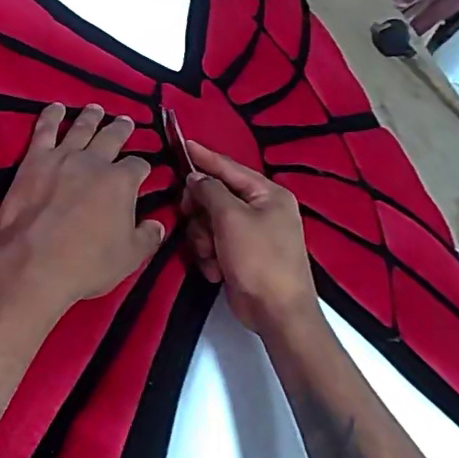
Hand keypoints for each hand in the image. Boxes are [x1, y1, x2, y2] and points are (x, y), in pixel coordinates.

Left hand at [0, 103, 165, 313]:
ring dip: (91, 117)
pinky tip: (56, 108)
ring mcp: (63, 157)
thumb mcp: (129, 257)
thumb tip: (158, 225)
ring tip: (96, 109)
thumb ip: (147, 237)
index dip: (142, 166)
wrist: (35, 262)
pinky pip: (44, 130)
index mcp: (121, 182)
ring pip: (81, 128)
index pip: (138, 165)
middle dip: (121, 129)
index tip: (143, 170)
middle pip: (112, 137)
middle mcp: (95, 161)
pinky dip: (51, 116)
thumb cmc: (87, 263)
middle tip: (126, 121)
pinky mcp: (35, 160)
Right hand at [180, 141, 320, 339]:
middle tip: (189, 218)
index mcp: (268, 194)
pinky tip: (216, 270)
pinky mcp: (241, 256)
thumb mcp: (231, 218)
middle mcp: (262, 209)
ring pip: (210, 222)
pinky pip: (214, 244)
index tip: (181, 144)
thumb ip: (210, 191)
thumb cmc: (259, 259)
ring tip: (210, 256)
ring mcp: (252, 234)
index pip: (230, 167)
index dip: (204, 157)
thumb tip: (195, 178)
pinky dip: (211, 256)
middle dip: (201, 213)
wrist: (277, 313)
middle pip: (216, 197)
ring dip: (204, 240)